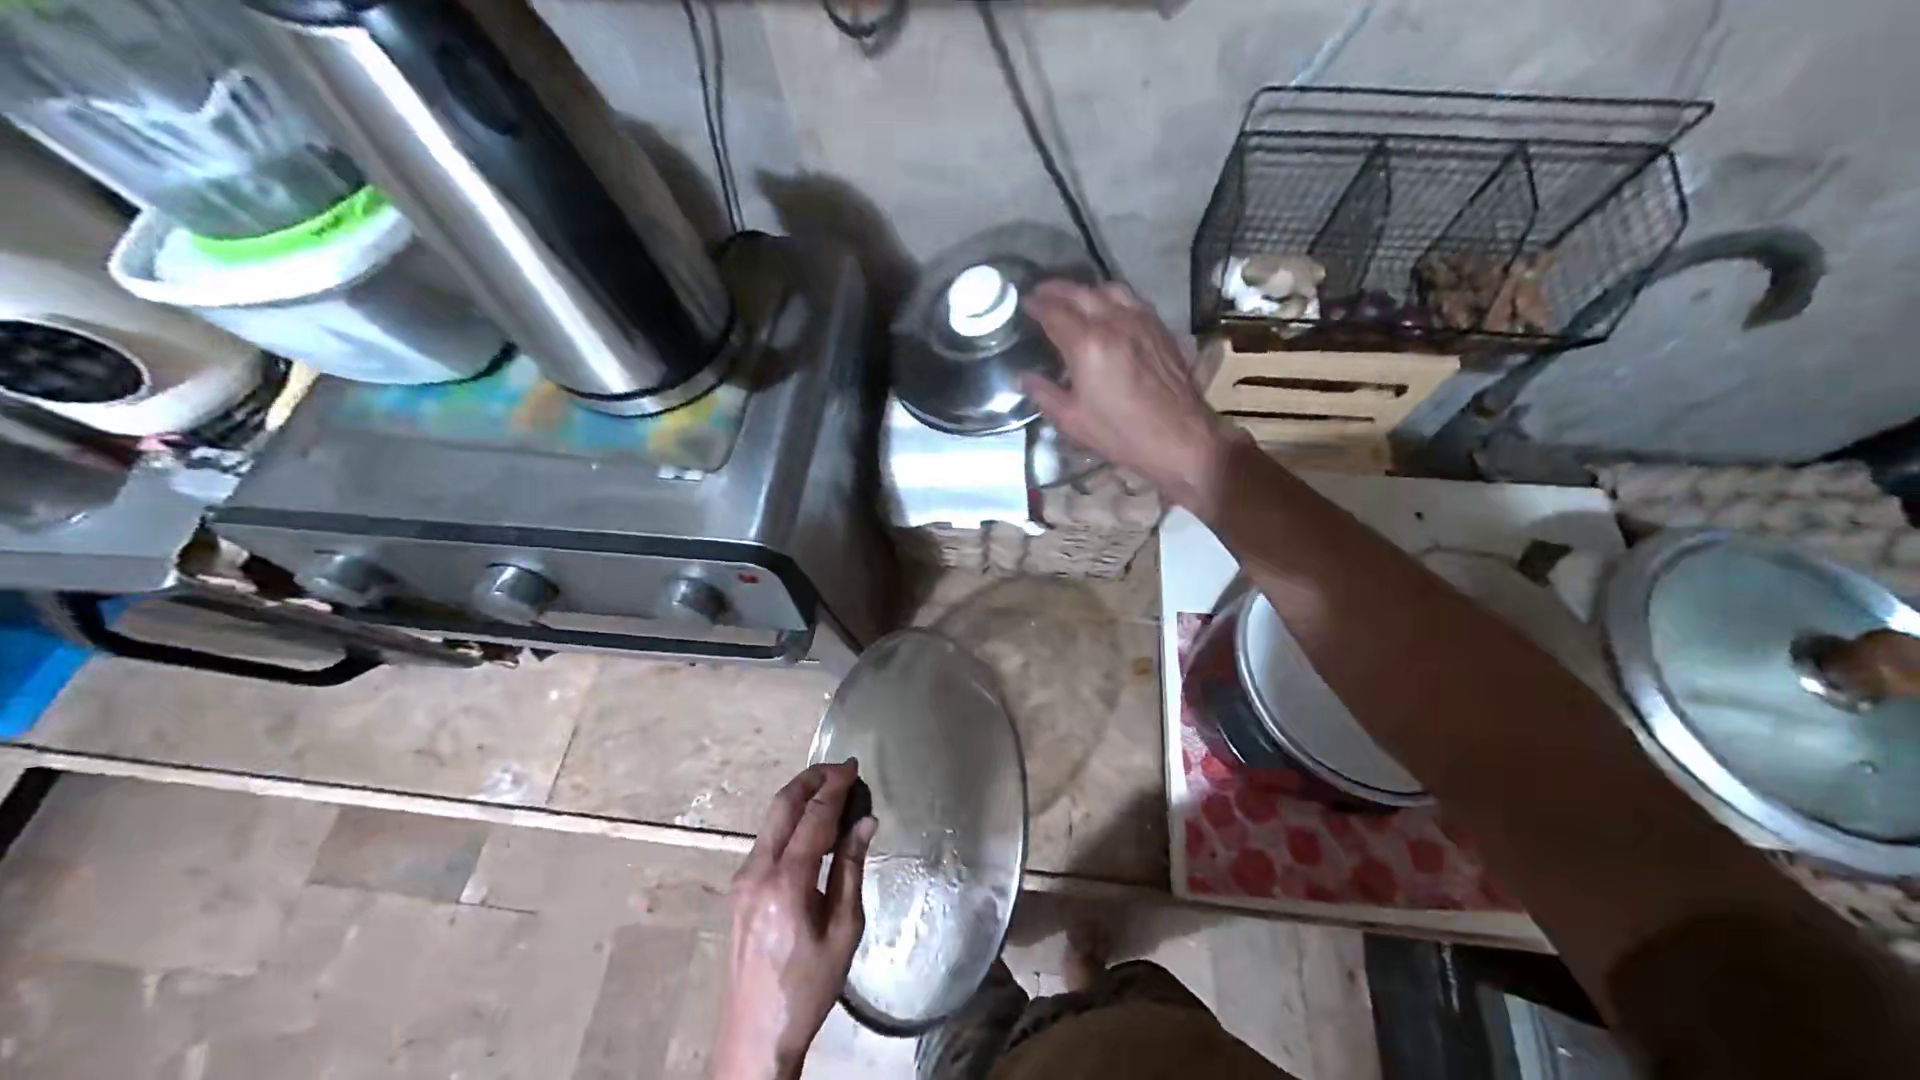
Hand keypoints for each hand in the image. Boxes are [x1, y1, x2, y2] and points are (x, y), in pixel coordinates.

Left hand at [713, 761, 875, 1079]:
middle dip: (811, 779)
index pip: (813, 817)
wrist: (757, 1031)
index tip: (853, 766)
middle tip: (841, 768)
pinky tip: (812, 823)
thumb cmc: (809, 986)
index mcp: (786, 882)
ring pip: (771, 819)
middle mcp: (757, 871)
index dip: (835, 787)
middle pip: (782, 805)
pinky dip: (790, 819)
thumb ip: (851, 868)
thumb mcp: (843, 929)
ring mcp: (743, 879)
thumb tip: (865, 821)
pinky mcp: (740, 889)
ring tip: (832, 789)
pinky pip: (767, 839)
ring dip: (800, 797)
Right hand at [1023, 280, 1240, 518]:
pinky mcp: (1159, 328)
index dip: (1035, 305)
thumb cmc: (1121, 434)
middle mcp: (1114, 322)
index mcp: (1087, 344)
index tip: (1023, 303)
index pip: (1054, 313)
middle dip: (1056, 290)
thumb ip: (1043, 393)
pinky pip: (1132, 299)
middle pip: (1079, 292)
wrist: (1179, 439)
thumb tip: (1022, 377)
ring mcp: (1141, 321)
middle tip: (1041, 293)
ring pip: (1108, 289)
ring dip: (1085, 289)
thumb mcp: (1072, 420)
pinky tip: (1107, 309)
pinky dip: (1112, 297)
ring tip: (1072, 298)